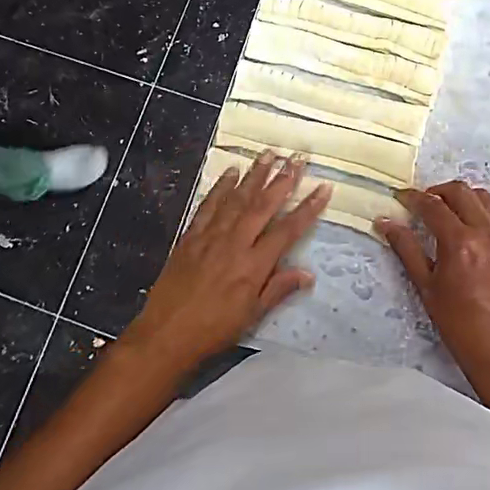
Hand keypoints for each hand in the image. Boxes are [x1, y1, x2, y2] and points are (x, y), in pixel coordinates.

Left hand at [120, 151, 328, 371]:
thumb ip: (278, 289)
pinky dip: (221, 187)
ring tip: (269, 154)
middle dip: (283, 180)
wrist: (165, 335)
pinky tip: (231, 173)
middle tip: (298, 158)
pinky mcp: (190, 237)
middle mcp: (234, 244)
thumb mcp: (252, 316)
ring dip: (255, 175)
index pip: (287, 230)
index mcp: (253, 265)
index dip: (308, 208)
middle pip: (263, 205)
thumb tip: (308, 274)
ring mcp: (210, 237)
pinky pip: (209, 206)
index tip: (323, 188)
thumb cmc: (213, 330)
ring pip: (237, 199)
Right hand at [381, 181, 489, 396]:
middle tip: (420, 203)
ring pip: (481, 198)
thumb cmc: (459, 326)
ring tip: (443, 212)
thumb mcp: (426, 288)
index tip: (399, 197)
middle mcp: (485, 233)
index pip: (433, 206)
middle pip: (460, 191)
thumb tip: (385, 223)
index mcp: (460, 243)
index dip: (412, 198)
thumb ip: (406, 249)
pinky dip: (477, 211)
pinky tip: (464, 228)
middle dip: (436, 191)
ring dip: (459, 197)